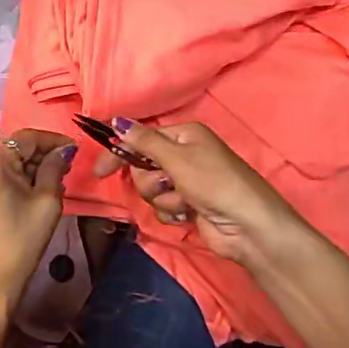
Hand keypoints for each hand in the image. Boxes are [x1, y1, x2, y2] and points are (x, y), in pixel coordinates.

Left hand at [0, 130, 77, 317]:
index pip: (25, 138)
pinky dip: (17, 174)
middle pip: (14, 146)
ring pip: (7, 158)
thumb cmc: (22, 240)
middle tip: (66, 166)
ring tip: (55, 178)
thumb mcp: (47, 200)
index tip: (74, 148)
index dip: (52, 140)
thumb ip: (55, 167)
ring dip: (31, 164)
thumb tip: (63, 150)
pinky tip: (36, 186)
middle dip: (41, 153)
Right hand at [92, 119, 327, 266]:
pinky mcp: (188, 205)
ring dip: (163, 198)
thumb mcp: (177, 158)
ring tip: (184, 202)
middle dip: (150, 180)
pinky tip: (188, 215)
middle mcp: (184, 155)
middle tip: (167, 184)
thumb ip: (143, 141)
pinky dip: (171, 212)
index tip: (100, 171)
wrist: (248, 226)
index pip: (140, 138)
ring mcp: (186, 182)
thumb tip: (116, 121)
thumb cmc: (215, 183)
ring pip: (150, 189)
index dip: (120, 153)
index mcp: (184, 135)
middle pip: (142, 166)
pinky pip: (162, 206)